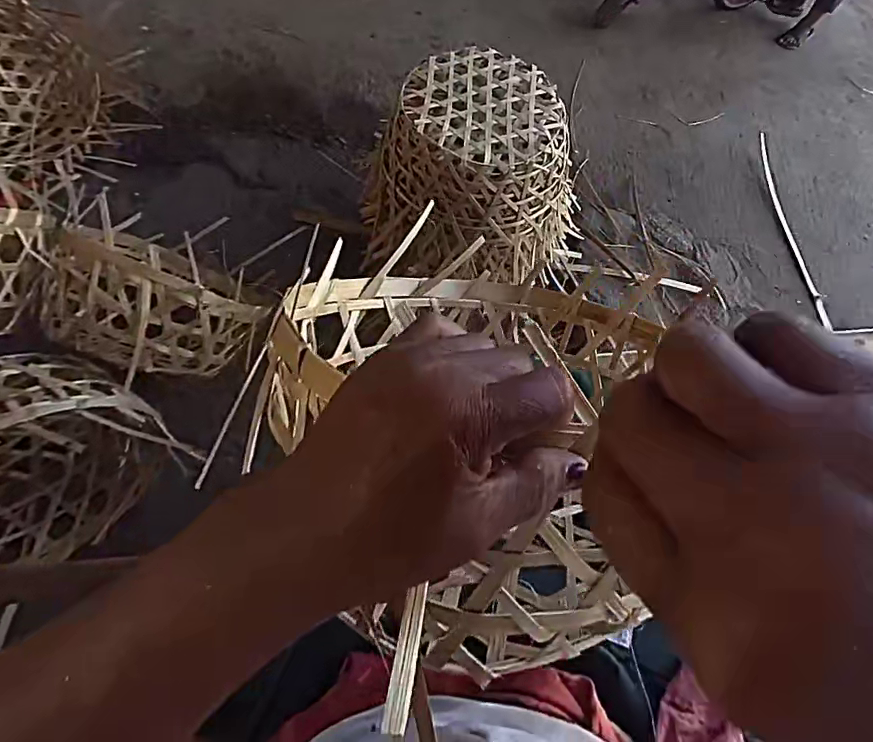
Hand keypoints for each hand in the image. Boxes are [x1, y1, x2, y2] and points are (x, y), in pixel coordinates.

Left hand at [256, 313, 579, 603]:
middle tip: (499, 450)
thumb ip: (535, 484)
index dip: (556, 422)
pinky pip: (442, 330)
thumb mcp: (476, 526)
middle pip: (520, 362)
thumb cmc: (390, 542)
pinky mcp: (385, 354)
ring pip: (485, 344)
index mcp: (472, 409)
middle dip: (524, 402)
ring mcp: (411, 353)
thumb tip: (572, 457)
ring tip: (466, 424)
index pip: (551, 387)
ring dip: (491, 379)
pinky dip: (456, 353)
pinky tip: (443, 391)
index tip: (534, 454)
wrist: (300, 532)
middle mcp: (446, 366)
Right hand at [586, 313, 872, 741]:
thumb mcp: (761, 684)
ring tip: (722, 396)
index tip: (640, 470)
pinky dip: (756, 350)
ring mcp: (825, 443)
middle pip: (632, 413)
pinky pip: (772, 330)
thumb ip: (677, 576)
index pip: (607, 493)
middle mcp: (757, 520)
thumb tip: (633, 475)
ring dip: (687, 371)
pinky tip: (782, 382)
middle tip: (676, 431)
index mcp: (720, 614)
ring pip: (688, 351)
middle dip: (638, 418)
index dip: (613, 472)